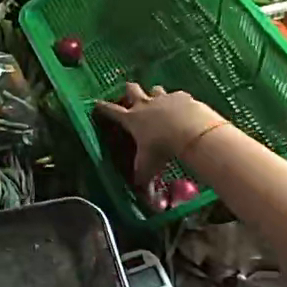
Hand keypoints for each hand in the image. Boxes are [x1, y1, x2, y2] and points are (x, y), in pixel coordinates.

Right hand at [94, 83, 224, 183]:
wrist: (190, 131)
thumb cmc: (162, 148)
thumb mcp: (148, 166)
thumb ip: (142, 177)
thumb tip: (142, 197)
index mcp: (131, 119)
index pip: (110, 111)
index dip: (102, 108)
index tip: (96, 104)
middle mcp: (144, 104)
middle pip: (131, 89)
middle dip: (129, 92)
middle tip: (130, 98)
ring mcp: (164, 98)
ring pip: (155, 89)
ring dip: (154, 95)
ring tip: (158, 103)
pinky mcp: (183, 97)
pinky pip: (178, 96)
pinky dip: (179, 102)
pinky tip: (184, 110)